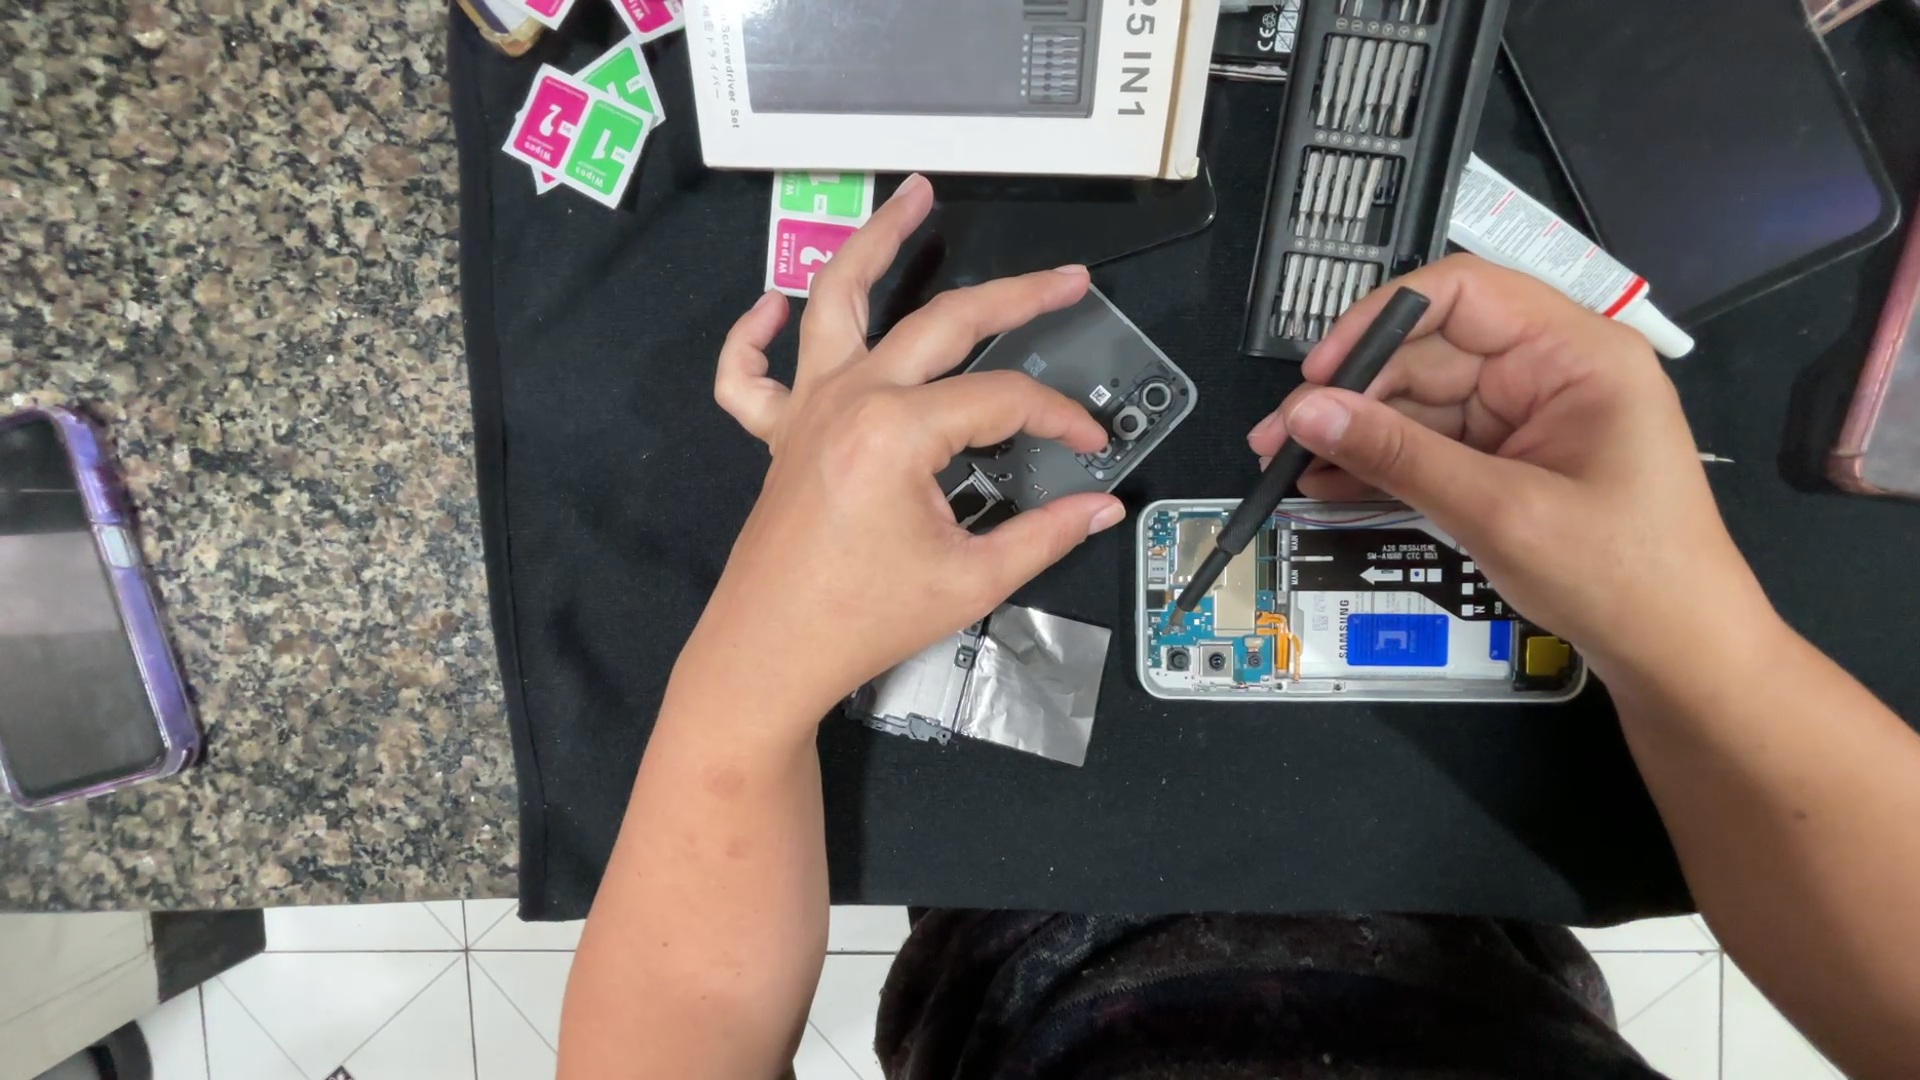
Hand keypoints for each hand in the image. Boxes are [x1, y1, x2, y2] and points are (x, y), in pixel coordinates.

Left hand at [691, 175, 1124, 717]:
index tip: (1088, 442)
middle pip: (942, 321)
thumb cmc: (863, 622)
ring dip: (876, 243)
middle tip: (1065, 277)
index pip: (1002, 400)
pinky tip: (776, 305)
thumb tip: (1101, 508)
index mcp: (898, 434)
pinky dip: (754, 333)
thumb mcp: (971, 581)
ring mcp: (806, 410)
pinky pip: (749, 372)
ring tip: (913, 197)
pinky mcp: (779, 435)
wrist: (771, 654)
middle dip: (1015, 295)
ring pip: (837, 300)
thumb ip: (1046, 535)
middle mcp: (849, 400)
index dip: (1058, 417)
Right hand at [1248, 255, 1776, 680]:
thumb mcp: (1497, 509)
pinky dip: (1368, 463)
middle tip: (1275, 440)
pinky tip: (1321, 481)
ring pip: (1406, 404)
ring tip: (1282, 465)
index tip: (1319, 372)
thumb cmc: (1616, 573)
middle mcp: (1538, 373)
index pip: (1461, 295)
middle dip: (1344, 394)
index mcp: (1571, 355)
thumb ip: (1397, 456)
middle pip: (1419, 355)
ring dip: (1344, 434)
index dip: (1379, 320)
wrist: (1669, 649)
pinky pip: (1414, 446)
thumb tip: (1305, 414)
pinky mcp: (1490, 458)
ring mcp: (1511, 417)